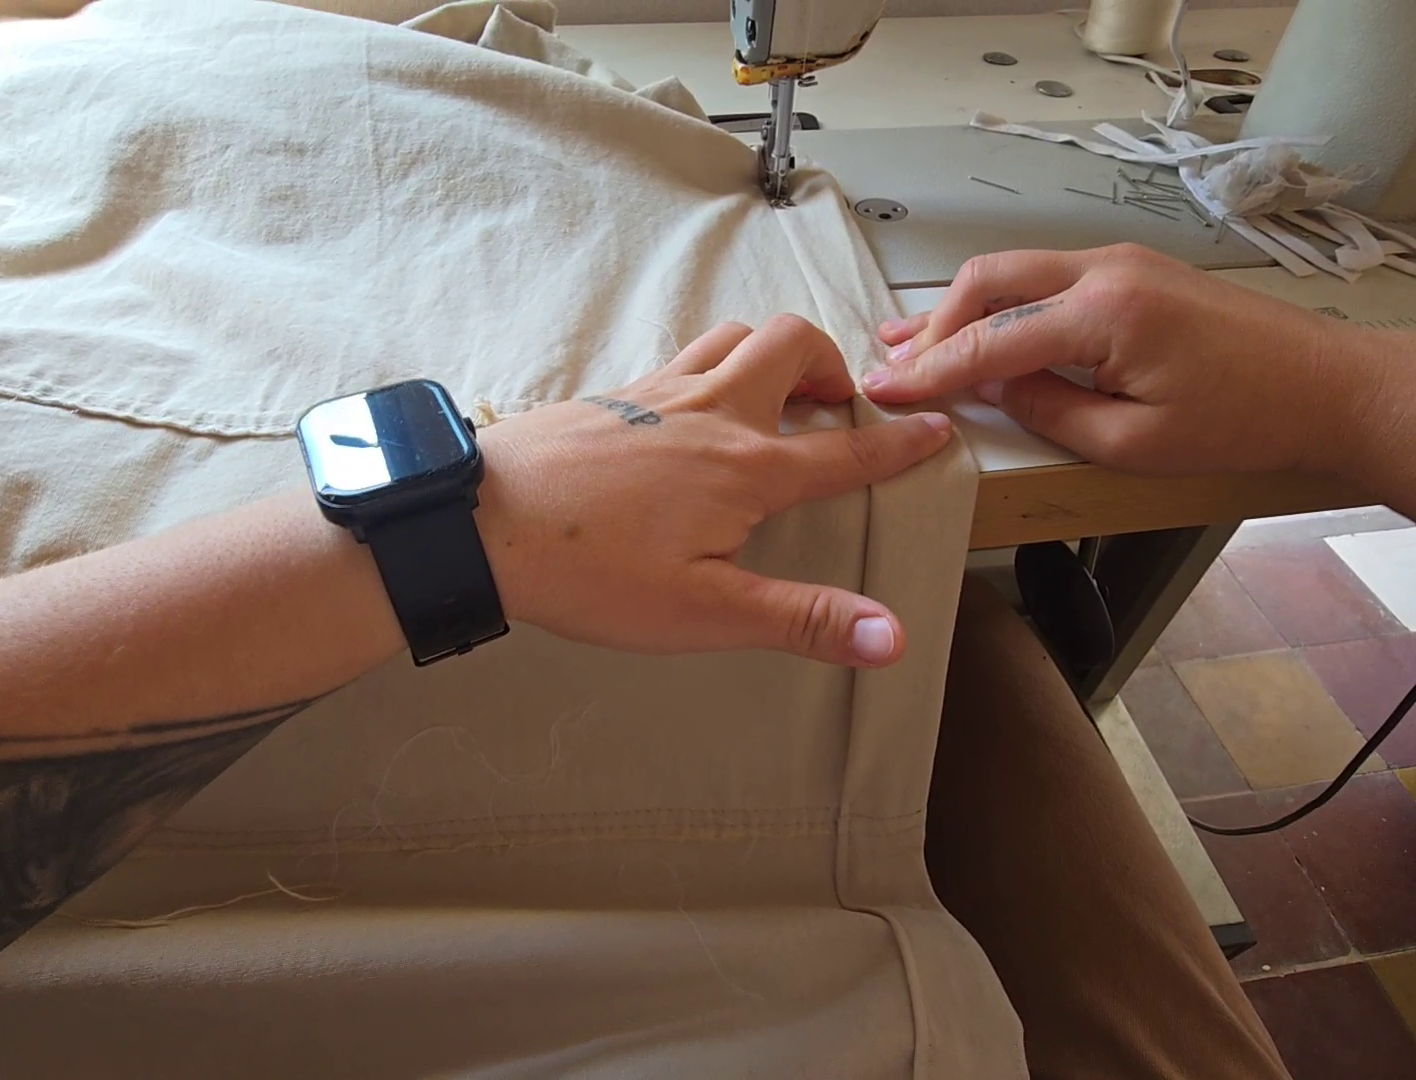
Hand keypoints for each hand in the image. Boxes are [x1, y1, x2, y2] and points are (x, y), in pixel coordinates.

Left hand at [473, 316, 953, 667]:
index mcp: (745, 469)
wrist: (482, 522)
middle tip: (836, 405)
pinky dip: (714, 366)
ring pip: (734, 337)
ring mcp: (658, 395)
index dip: (897, 446)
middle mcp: (710, 413)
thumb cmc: (592, 570)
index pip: (843, 454)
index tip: (933, 428)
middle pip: (790, 346)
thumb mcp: (705, 611)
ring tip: (778, 396)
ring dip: (771, 355)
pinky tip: (697, 410)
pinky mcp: (617, 396)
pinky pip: (682, 357)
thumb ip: (803, 619)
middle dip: (829, 364)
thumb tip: (891, 637)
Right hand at [862, 245, 1393, 476]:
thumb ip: (1046, 409)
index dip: (927, 370)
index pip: (988, 340)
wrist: (1333, 386)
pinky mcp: (1128, 273)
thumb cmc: (1243, 422)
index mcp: (1105, 314)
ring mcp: (1117, 264)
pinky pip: (1040, 280)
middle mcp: (1104, 271)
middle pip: (987, 282)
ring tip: (906, 339)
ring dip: (956, 309)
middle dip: (932, 328)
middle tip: (892, 367)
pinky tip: (972, 323)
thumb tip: (990, 385)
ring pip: (1008, 272)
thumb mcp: (1130, 443)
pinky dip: (995, 304)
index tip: (882, 388)